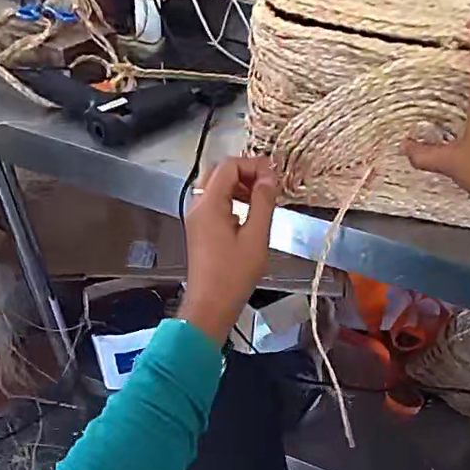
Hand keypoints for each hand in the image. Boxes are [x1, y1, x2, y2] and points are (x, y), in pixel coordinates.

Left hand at [178, 156, 278, 344]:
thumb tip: (269, 178)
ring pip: (216, 186)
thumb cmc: (233, 275)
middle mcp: (198, 206)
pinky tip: (250, 213)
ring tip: (262, 198)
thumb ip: (263, 202)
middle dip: (245, 172)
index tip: (273, 176)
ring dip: (239, 185)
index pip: (229, 166)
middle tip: (268, 183)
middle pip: (219, 172)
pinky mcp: (200, 229)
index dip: (253, 165)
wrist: (210, 304)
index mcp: (209, 204)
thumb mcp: (256, 237)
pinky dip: (232, 199)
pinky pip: (214, 202)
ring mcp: (196, 218)